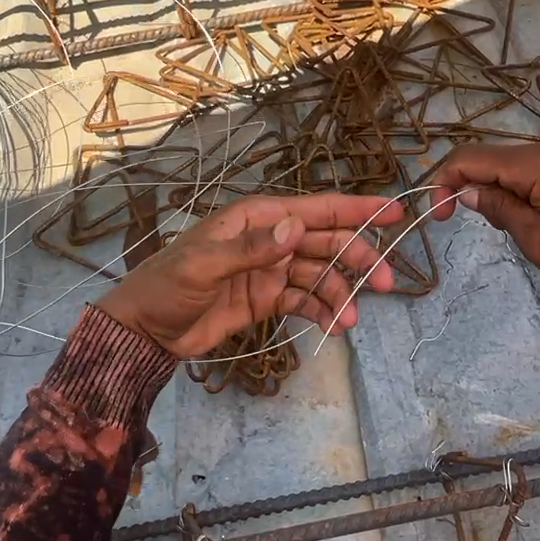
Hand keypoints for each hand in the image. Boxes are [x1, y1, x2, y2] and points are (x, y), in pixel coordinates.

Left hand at [96, 193, 403, 356]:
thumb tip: (294, 228)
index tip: (394, 213)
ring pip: (319, 274)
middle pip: (326, 242)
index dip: (356, 209)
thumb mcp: (202, 267)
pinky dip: (322, 312)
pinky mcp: (267, 299)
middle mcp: (269, 239)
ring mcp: (270, 270)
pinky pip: (304, 301)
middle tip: (384, 283)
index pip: (313, 209)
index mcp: (255, 219)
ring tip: (352, 319)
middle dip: (358, 258)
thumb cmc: (165, 288)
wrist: (145, 331)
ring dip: (341, 293)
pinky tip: (334, 327)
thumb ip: (249, 249)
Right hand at [428, 141, 539, 308]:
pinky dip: (517, 190)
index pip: (469, 158)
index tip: (440, 216)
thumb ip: (501, 210)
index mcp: (537, 165)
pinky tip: (531, 219)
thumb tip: (468, 191)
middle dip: (468, 187)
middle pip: (488, 158)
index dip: (444, 182)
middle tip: (474, 225)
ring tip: (511, 229)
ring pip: (509, 165)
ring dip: (494, 191)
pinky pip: (532, 170)